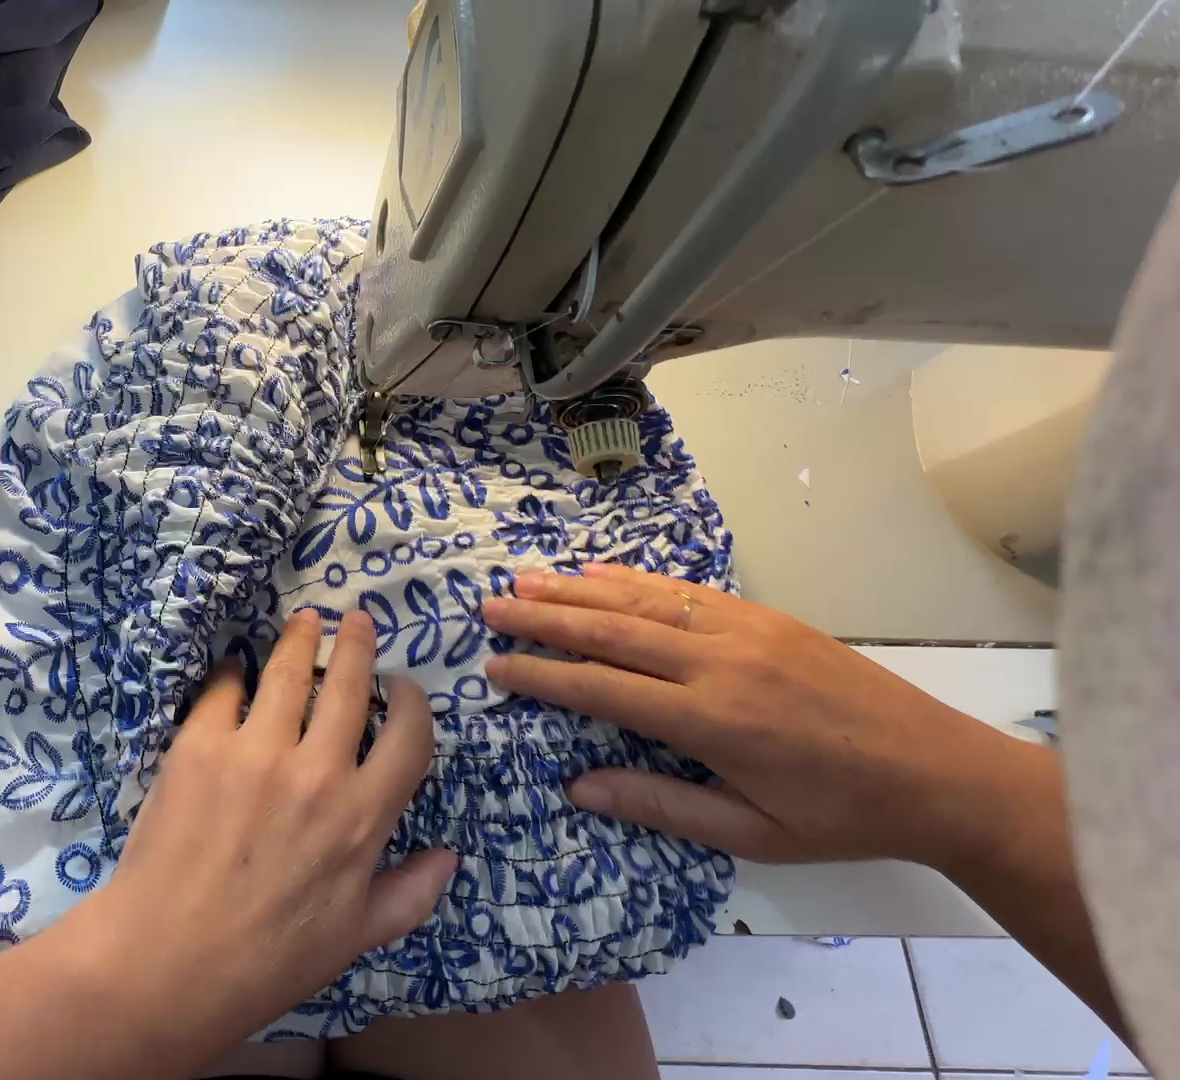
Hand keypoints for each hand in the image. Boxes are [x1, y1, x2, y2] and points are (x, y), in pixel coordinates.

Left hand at [84, 609, 455, 1034]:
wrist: (170, 960)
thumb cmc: (270, 957)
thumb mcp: (356, 936)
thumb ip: (409, 894)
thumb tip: (449, 855)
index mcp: (362, 817)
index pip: (408, 735)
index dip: (411, 702)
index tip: (401, 688)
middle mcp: (316, 773)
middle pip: (349, 686)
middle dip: (357, 644)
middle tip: (356, 620)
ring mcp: (255, 753)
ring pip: (289, 673)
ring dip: (301, 638)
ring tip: (305, 619)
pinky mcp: (199, 746)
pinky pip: (222, 690)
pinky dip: (232, 671)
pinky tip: (234, 665)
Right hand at [480, 564, 1052, 871]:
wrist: (946, 774)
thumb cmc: (840, 815)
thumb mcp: (752, 835)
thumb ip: (660, 806)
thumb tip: (578, 787)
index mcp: (712, 721)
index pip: (602, 689)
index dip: (543, 677)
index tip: (495, 667)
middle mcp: (717, 662)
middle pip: (609, 630)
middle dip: (542, 618)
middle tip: (489, 607)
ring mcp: (741, 629)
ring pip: (639, 599)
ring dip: (574, 589)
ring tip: (523, 579)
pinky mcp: (762, 615)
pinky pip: (681, 588)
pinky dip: (630, 577)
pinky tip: (594, 570)